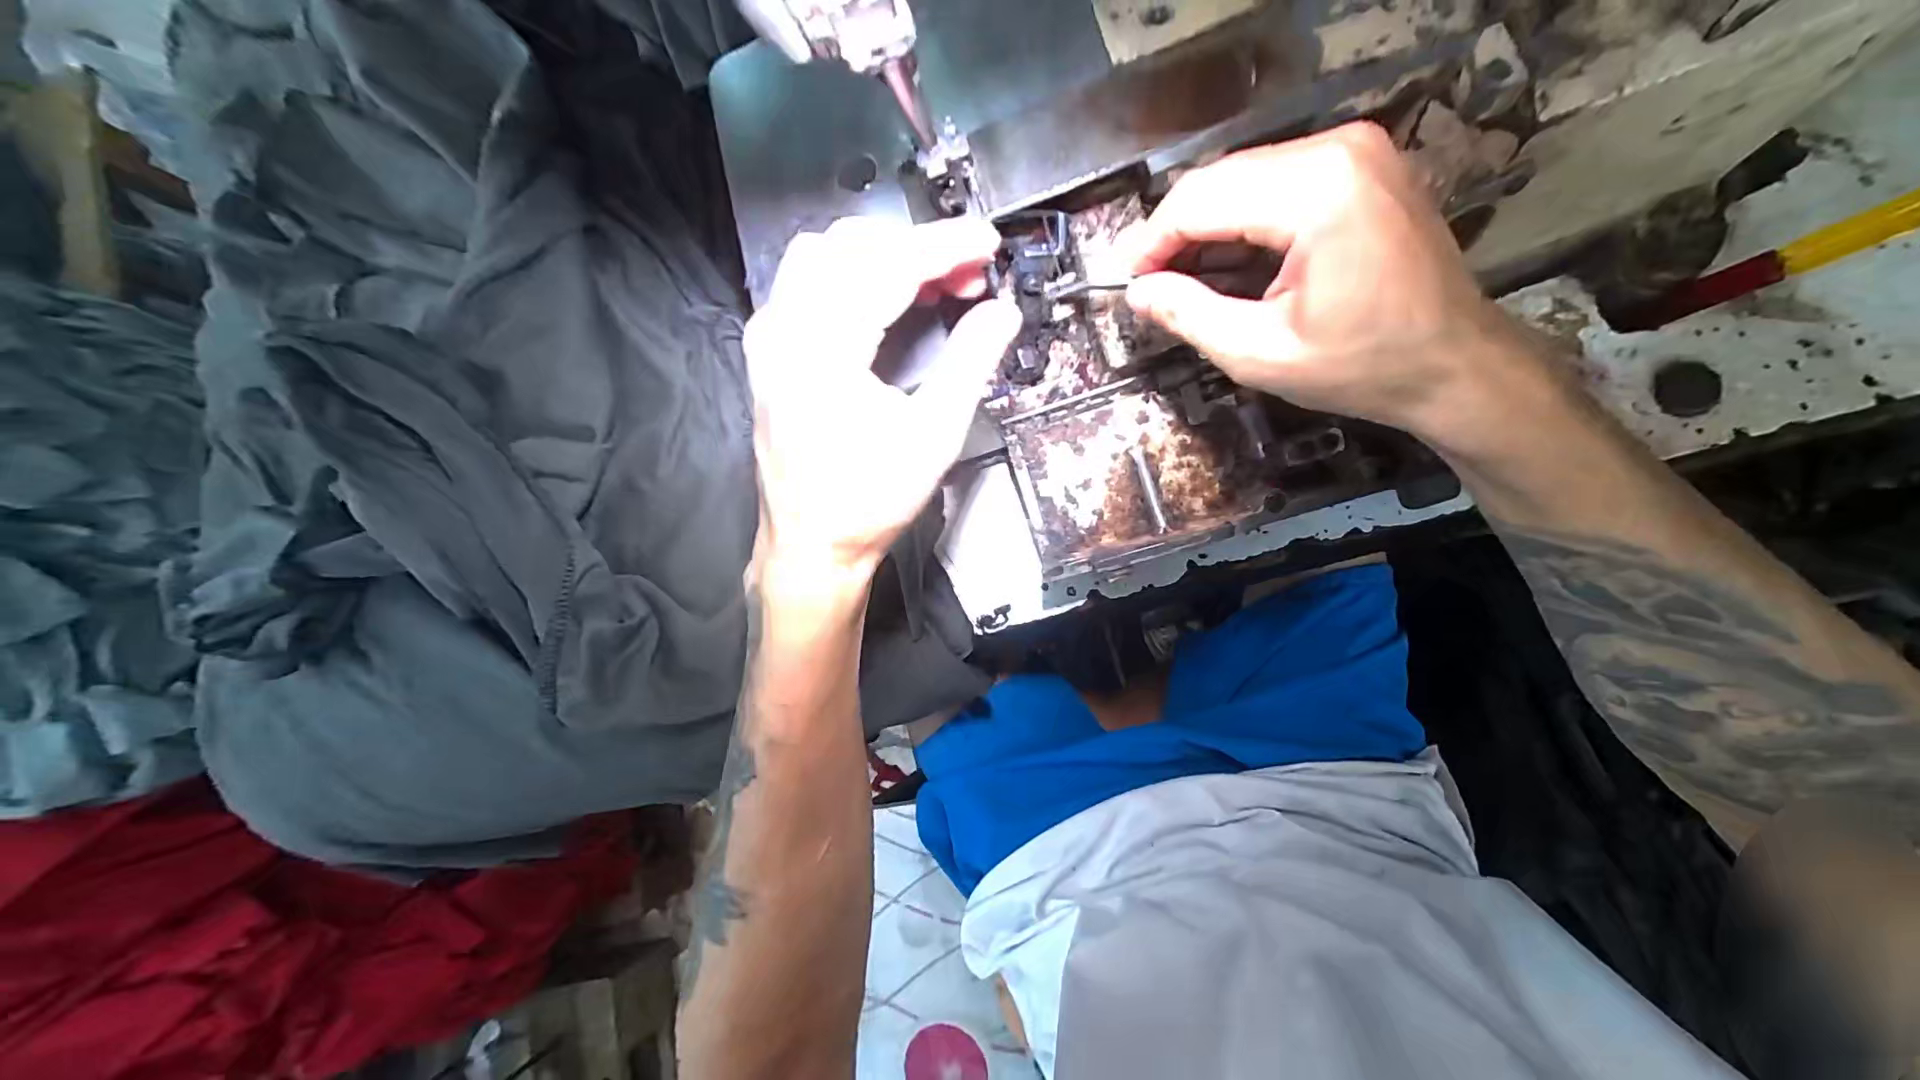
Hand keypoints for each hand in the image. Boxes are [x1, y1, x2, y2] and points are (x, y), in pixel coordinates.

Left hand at [744, 217, 1019, 585]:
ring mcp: (770, 343)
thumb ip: (972, 363)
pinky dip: (850, 276)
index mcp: (822, 353)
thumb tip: (1001, 315)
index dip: (945, 246)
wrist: (813, 544)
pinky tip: (885, 298)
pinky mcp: (770, 354)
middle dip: (916, 248)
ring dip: (881, 256)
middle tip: (966, 271)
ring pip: (821, 255)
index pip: (888, 267)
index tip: (983, 242)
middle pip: (851, 247)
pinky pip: (805, 285)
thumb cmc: (863, 504)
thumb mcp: (934, 435)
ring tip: (931, 281)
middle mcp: (784, 336)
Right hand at [1121, 123, 1550, 447]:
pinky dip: (1239, 218)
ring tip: (1176, 276)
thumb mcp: (1260, 353)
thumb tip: (1137, 292)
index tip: (1125, 282)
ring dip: (1203, 225)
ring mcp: (1356, 151)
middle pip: (1221, 179)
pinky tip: (1221, 258)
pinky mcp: (1361, 165)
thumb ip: (1189, 315)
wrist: (1454, 362)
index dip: (1151, 241)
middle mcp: (1339, 150)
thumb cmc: (1361, 366)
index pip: (1201, 199)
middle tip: (1145, 283)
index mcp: (1318, 192)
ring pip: (1243, 177)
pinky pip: (1275, 181)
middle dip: (1174, 232)